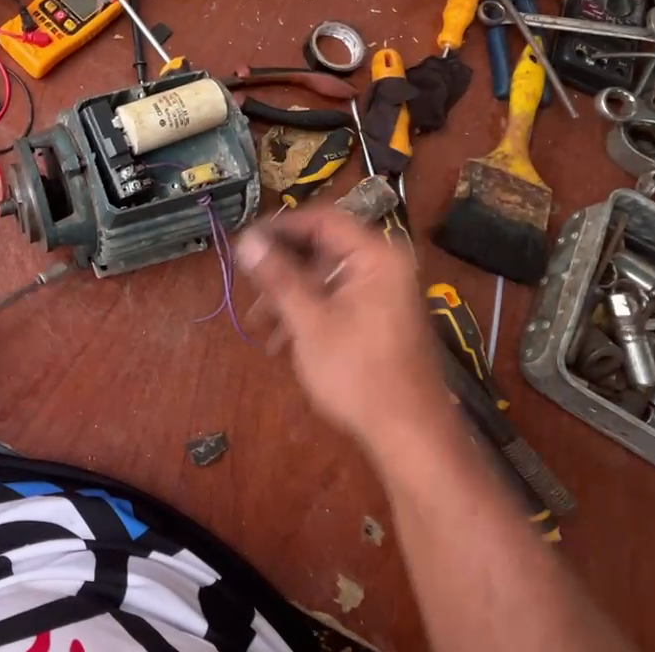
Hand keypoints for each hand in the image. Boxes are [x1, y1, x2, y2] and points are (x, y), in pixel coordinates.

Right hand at [239, 207, 445, 439]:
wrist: (409, 435)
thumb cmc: (359, 373)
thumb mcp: (309, 320)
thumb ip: (277, 276)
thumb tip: (246, 239)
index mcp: (375, 256)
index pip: (321, 219)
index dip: (280, 227)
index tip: (245, 241)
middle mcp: (383, 266)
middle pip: (321, 249)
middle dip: (281, 269)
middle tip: (247, 284)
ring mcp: (383, 293)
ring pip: (324, 278)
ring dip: (289, 295)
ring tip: (258, 323)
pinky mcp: (378, 318)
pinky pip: (335, 300)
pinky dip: (307, 313)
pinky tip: (281, 340)